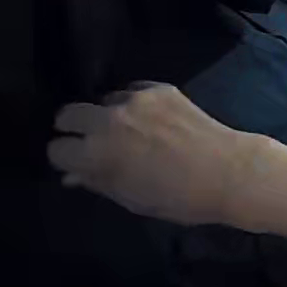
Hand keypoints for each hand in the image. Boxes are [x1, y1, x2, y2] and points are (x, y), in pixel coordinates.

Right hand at [47, 84, 260, 227]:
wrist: (229, 172)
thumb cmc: (179, 198)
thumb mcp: (132, 199)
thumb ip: (96, 182)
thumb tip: (71, 175)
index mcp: (98, 153)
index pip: (57, 148)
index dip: (64, 158)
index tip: (74, 164)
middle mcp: (109, 119)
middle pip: (67, 113)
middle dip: (72, 128)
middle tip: (89, 142)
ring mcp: (133, 98)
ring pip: (102, 100)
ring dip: (107, 116)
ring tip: (131, 132)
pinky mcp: (156, 87)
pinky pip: (130, 91)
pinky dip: (133, 105)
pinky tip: (152, 121)